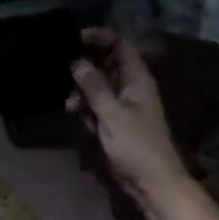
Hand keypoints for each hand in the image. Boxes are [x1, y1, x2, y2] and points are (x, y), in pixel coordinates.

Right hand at [67, 29, 188, 203]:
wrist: (153, 182)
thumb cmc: (136, 146)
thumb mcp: (112, 114)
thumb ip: (94, 87)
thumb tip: (77, 63)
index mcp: (138, 80)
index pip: (121, 46)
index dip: (101, 37)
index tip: (77, 37)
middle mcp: (132, 88)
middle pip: (108, 65)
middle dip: (87, 67)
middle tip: (66, 73)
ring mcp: (125, 107)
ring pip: (101, 88)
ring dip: (83, 92)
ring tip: (70, 105)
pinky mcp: (117, 125)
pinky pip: (99, 108)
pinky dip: (87, 109)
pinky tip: (75, 115)